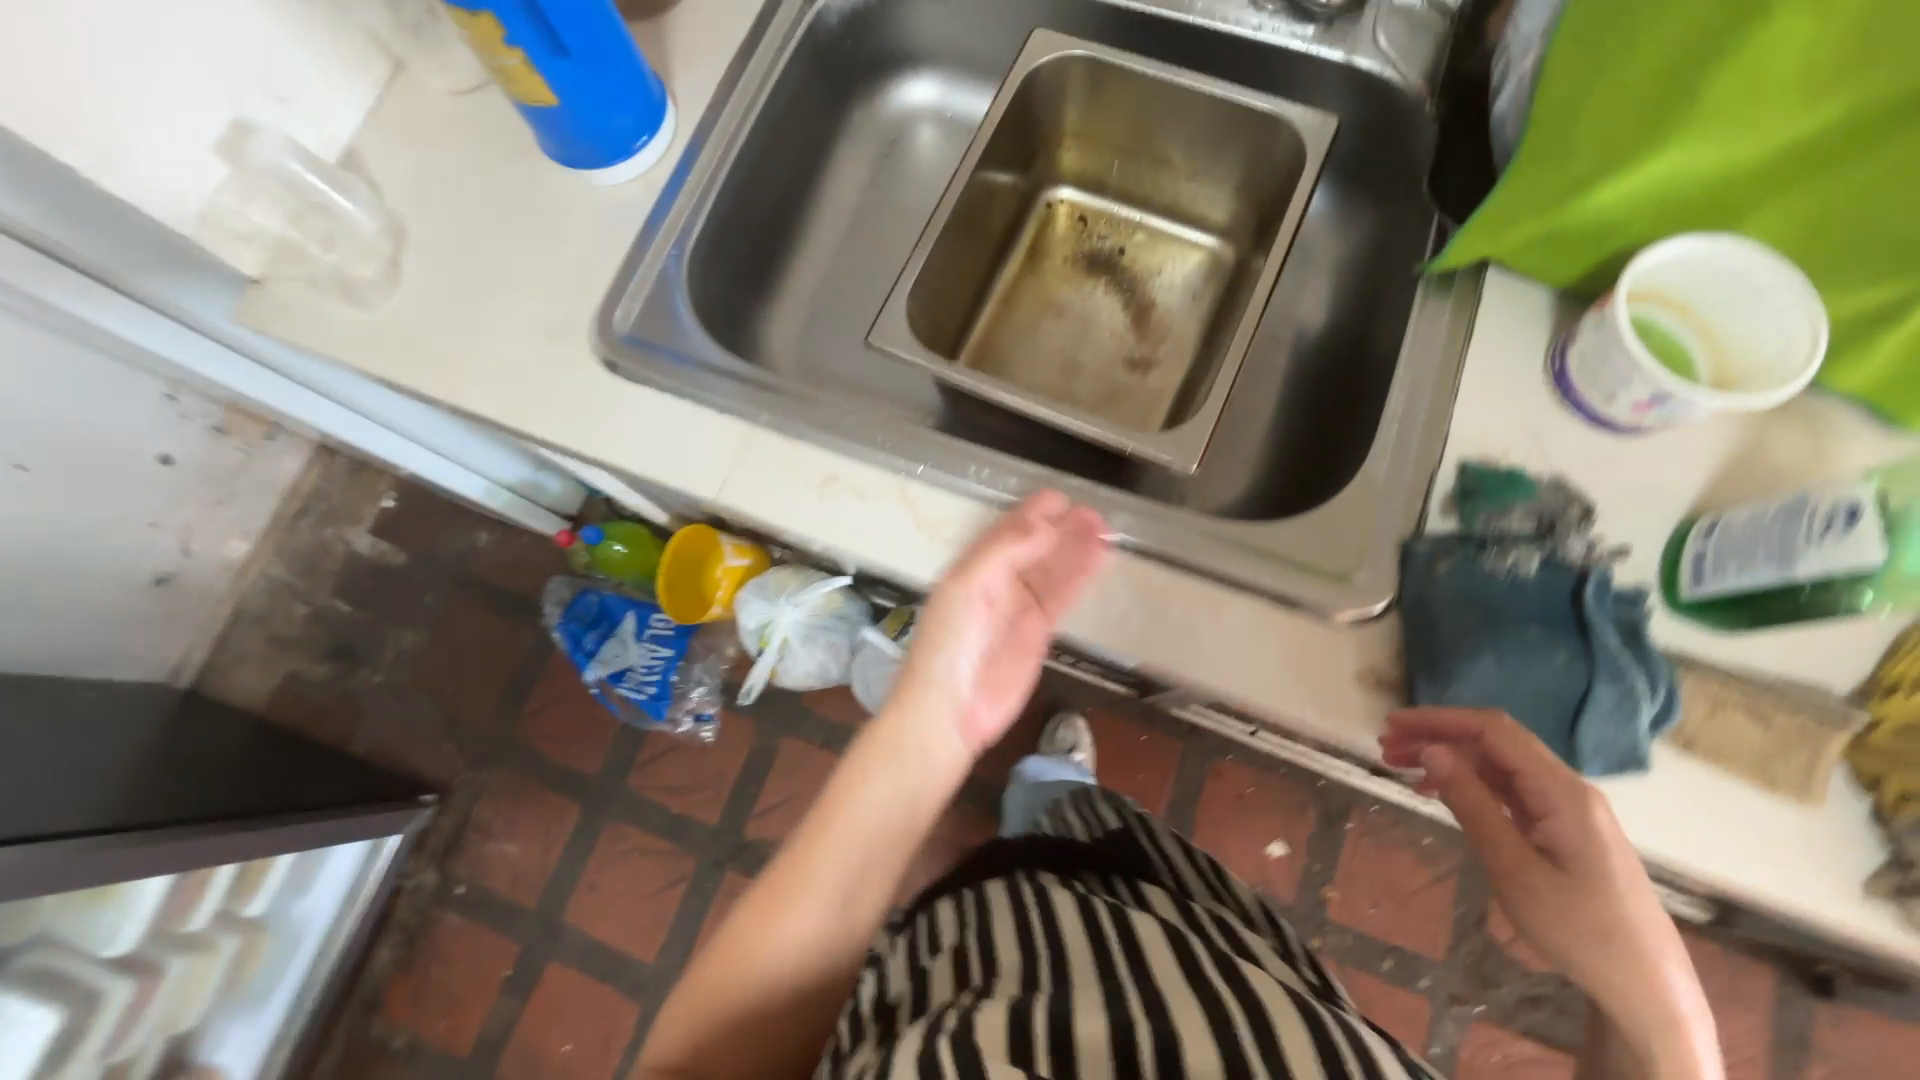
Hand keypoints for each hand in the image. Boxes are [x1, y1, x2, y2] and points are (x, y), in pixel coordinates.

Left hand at [890, 491, 1109, 757]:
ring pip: (1053, 569)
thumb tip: (1044, 524)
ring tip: (1104, 529)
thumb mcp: (967, 588)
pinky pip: (1062, 597)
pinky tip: (1099, 560)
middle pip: (1034, 547)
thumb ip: (1003, 552)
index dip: (1032, 513)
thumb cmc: (947, 647)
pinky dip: (1080, 578)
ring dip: (1077, 549)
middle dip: (1061, 529)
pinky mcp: (1038, 633)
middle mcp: (996, 583)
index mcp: (972, 568)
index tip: (1062, 498)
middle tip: (1094, 514)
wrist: (948, 711)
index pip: (1006, 531)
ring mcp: (1018, 608)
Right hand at [1381, 709, 1722, 1078]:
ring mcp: (1568, 808)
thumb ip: (1473, 805)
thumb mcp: (1514, 870)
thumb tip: (1433, 751)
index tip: (1392, 725)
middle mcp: (1567, 788)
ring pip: (1499, 765)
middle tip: (1386, 748)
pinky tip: (1440, 795)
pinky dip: (1470, 783)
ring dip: (1450, 759)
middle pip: (1495, 742)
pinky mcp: (1564, 828)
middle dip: (1438, 736)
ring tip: (1401, 769)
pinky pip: (1510, 790)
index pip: (1493, 731)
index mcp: (1561, 791)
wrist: (1646, 985)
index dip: (1439, 720)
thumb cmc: (1579, 930)